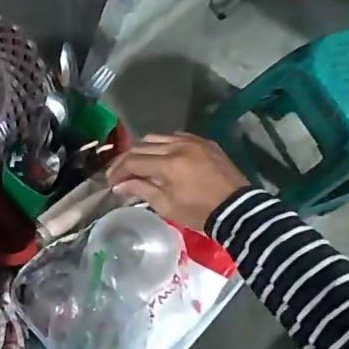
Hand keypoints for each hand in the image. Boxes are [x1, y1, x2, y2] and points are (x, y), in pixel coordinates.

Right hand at [107, 132, 251, 229]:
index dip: (118, 171)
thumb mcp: (166, 205)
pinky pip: (177, 136)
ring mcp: (193, 142)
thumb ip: (141, 190)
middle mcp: (178, 147)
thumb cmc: (199, 212)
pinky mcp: (205, 143)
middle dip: (127, 160)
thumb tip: (119, 185)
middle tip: (120, 173)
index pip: (133, 161)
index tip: (111, 181)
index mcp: (168, 165)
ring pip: (158, 137)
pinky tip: (163, 157)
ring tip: (140, 163)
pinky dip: (165, 144)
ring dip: (144, 149)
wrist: (238, 210)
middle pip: (142, 146)